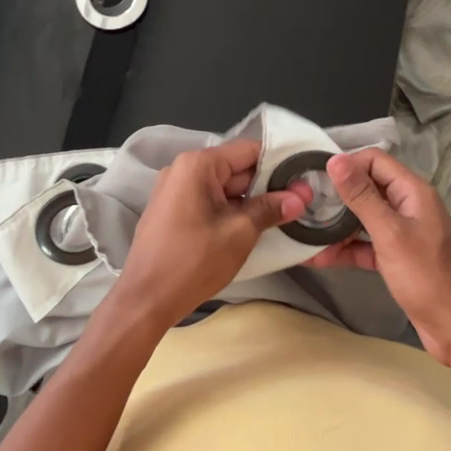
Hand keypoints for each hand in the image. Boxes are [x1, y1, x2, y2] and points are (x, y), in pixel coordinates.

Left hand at [110, 139, 306, 328]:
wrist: (145, 299)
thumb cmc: (193, 261)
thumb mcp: (239, 233)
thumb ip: (270, 209)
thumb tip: (300, 196)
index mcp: (198, 164)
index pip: (248, 151)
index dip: (279, 163)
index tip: (304, 179)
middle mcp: (183, 169)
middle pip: (236, 169)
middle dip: (267, 186)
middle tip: (302, 203)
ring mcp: (175, 190)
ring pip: (224, 188)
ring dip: (250, 201)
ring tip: (284, 217)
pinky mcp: (173, 211)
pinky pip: (209, 201)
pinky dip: (231, 211)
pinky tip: (253, 227)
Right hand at [305, 148, 450, 365]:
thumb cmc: (427, 277)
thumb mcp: (390, 233)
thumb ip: (362, 196)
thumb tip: (335, 159)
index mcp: (412, 192)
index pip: (374, 160)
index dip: (346, 164)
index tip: (314, 178)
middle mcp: (408, 206)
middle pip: (367, 188)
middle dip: (336, 195)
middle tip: (304, 205)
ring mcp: (402, 234)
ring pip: (364, 218)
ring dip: (337, 225)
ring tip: (304, 232)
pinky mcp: (396, 259)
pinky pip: (366, 245)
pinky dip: (346, 250)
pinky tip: (319, 258)